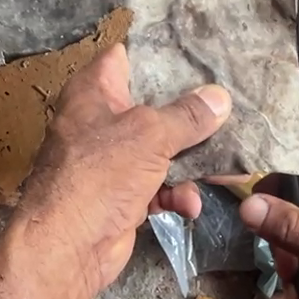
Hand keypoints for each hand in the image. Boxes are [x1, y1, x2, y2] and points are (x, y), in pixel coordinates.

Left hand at [19, 44, 231, 294]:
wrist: (69, 246)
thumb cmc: (99, 174)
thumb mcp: (149, 135)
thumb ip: (187, 116)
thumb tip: (221, 98)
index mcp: (94, 92)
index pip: (127, 57)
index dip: (161, 52)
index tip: (201, 51)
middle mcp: (101, 123)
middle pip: (153, 108)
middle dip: (190, 113)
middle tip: (229, 108)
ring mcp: (112, 163)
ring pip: (162, 152)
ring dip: (190, 163)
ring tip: (221, 169)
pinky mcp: (123, 198)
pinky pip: (158, 188)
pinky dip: (175, 195)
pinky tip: (189, 205)